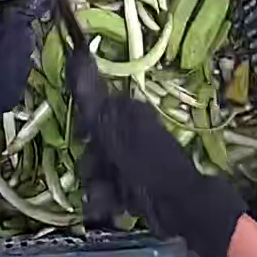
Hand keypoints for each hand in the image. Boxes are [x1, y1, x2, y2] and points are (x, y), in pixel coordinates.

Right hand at [69, 45, 244, 256]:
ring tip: (107, 195)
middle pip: (94, 143)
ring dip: (98, 183)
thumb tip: (78, 50)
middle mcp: (131, 130)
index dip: (83, 128)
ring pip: (99, 168)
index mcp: (129, 111)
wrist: (178, 204)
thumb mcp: (113, 126)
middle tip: (97, 172)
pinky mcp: (136, 183)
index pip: (93, 111)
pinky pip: (110, 187)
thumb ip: (92, 95)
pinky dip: (108, 198)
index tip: (81, 139)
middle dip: (91, 162)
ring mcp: (134, 158)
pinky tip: (114, 205)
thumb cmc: (145, 161)